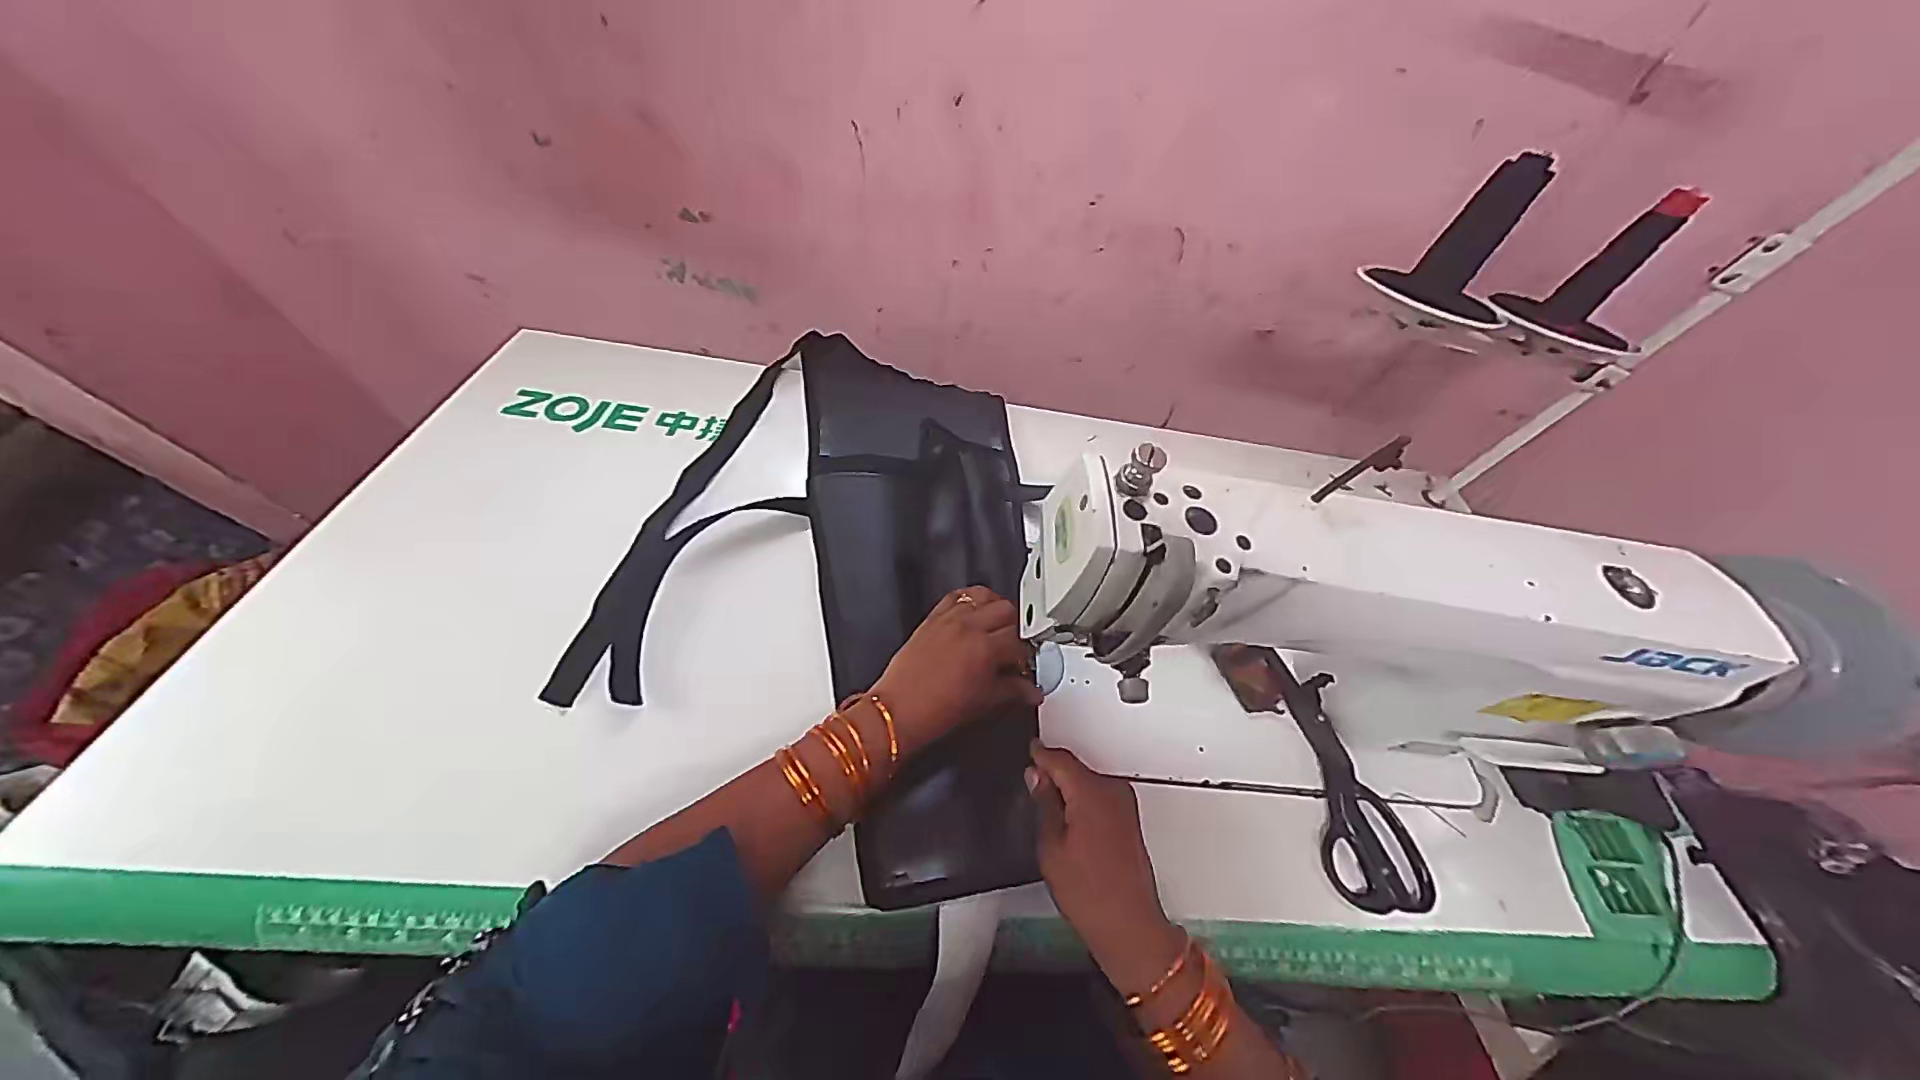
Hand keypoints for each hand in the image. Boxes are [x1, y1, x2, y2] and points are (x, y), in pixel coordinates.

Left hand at [869, 586, 1041, 752]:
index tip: (1024, 663)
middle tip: (1013, 645)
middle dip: (1016, 628)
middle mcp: (968, 627)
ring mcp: (949, 619)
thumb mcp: (984, 701)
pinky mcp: (932, 618)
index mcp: (985, 648)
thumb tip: (1029, 690)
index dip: (1026, 653)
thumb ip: (1012, 690)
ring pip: (984, 596)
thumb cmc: (935, 710)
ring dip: (995, 609)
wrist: (900, 710)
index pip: (1019, 640)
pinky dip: (969, 601)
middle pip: (1007, 610)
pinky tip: (972, 614)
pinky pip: (956, 596)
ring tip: (996, 627)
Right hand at [1028, 744, 1184, 993]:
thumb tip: (1038, 778)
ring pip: (1089, 782)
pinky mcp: (1130, 818)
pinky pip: (1101, 796)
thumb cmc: (1089, 893)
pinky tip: (1072, 822)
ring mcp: (1125, 805)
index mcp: (1091, 793)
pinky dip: (1085, 800)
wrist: (1128, 925)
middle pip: (1076, 769)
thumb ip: (1044, 803)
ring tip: (1050, 809)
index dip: (1041, 754)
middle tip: (1034, 785)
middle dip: (1055, 773)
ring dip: (1070, 788)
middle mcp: (1113, 792)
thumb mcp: (1051, 846)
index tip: (1031, 750)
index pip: (1060, 760)